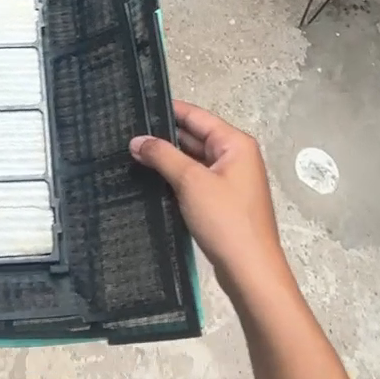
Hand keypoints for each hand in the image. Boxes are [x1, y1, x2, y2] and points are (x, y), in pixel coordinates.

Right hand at [131, 100, 290, 295]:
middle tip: (129, 133)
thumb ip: (162, 156)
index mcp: (235, 144)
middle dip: (164, 136)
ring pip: (194, 159)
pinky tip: (151, 178)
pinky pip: (196, 179)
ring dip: (168, 158)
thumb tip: (137, 140)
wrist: (250, 271)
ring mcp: (230, 180)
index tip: (138, 107)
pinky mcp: (223, 201)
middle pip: (195, 136)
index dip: (168, 110)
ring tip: (134, 153)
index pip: (197, 116)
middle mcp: (236, 156)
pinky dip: (176, 177)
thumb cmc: (225, 220)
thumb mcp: (190, 182)